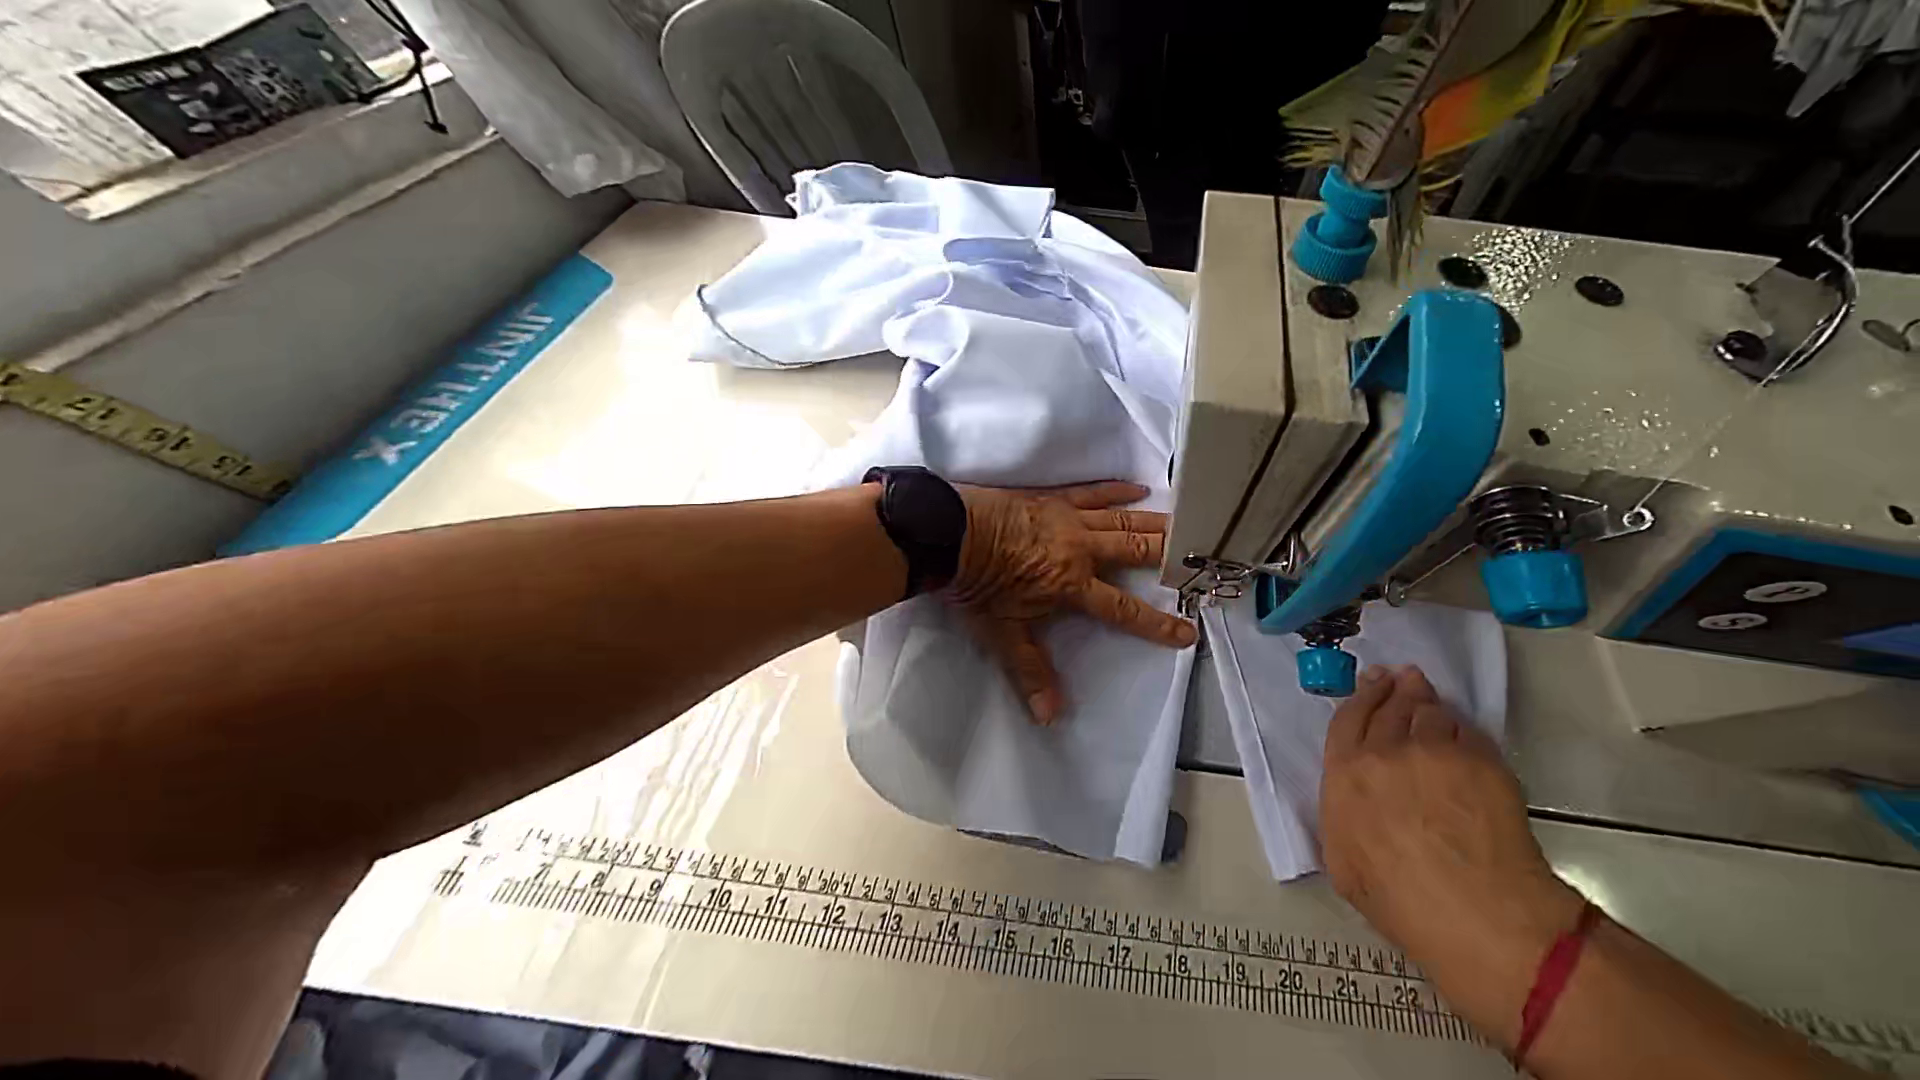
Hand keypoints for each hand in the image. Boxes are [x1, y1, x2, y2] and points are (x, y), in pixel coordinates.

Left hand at [945, 480, 1195, 724]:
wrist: (949, 534)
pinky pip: (1091, 492)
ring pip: (1123, 520)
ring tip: (1187, 522)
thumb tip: (1049, 717)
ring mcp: (1069, 519)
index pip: (1124, 610)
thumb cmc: (975, 585)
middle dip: (1171, 557)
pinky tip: (1138, 487)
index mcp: (1072, 584)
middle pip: (1135, 552)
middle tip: (1204, 556)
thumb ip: (1030, 672)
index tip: (1188, 632)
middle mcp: (1081, 549)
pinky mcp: (1053, 498)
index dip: (1157, 623)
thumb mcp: (1002, 633)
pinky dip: (1115, 490)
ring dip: (1156, 522)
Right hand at [1319, 665, 1583, 1042]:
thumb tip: (1350, 798)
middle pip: (1390, 705)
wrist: (1474, 911)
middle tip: (1404, 678)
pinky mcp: (1481, 762)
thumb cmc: (1396, 896)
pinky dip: (1461, 730)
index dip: (1361, 696)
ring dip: (1429, 704)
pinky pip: (1468, 732)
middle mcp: (1384, 751)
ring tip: (1431, 700)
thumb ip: (1340, 813)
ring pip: (1431, 712)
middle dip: (1396, 688)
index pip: (1348, 718)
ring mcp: (1435, 752)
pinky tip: (1462, 737)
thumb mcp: (1340, 858)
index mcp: (1344, 772)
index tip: (1372, 682)